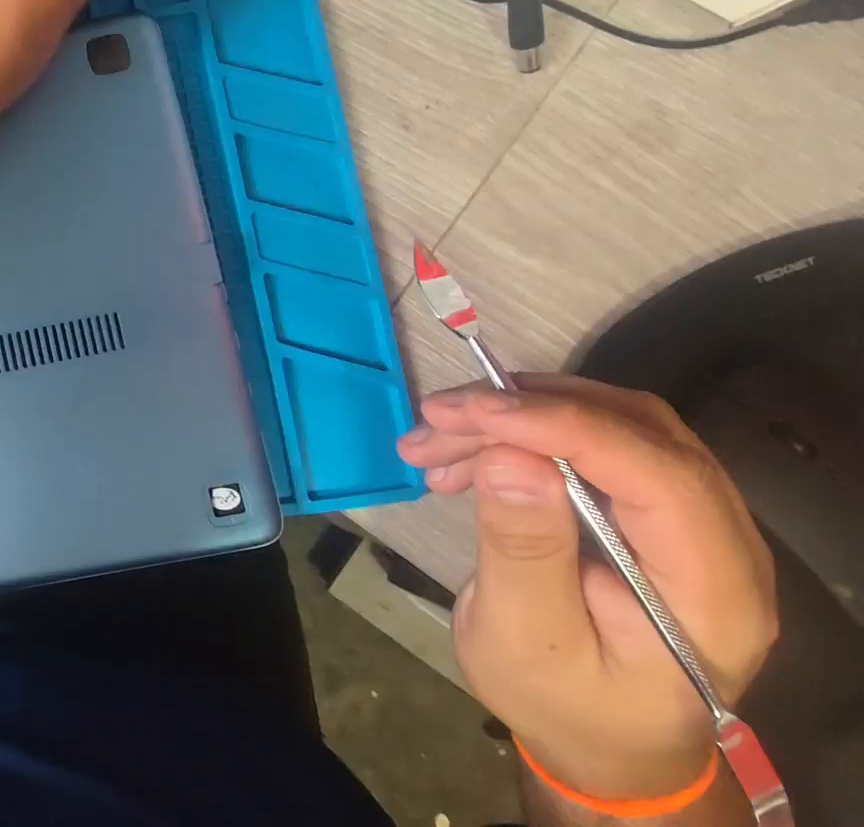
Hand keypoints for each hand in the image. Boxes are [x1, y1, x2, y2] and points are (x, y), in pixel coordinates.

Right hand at [396, 376, 776, 800]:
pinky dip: (518, 435)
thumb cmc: (564, 703)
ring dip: (512, 419)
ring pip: (607, 425)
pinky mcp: (647, 510)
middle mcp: (721, 539)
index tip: (467, 411)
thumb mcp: (525, 638)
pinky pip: (589, 443)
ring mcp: (688, 519)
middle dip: (525, 409)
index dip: (561, 426)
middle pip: (635, 432)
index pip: (657, 474)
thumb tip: (512, 459)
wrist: (603, 739)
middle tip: (432, 421)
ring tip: (429, 443)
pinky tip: (463, 459)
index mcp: (712, 587)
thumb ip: (525, 552)